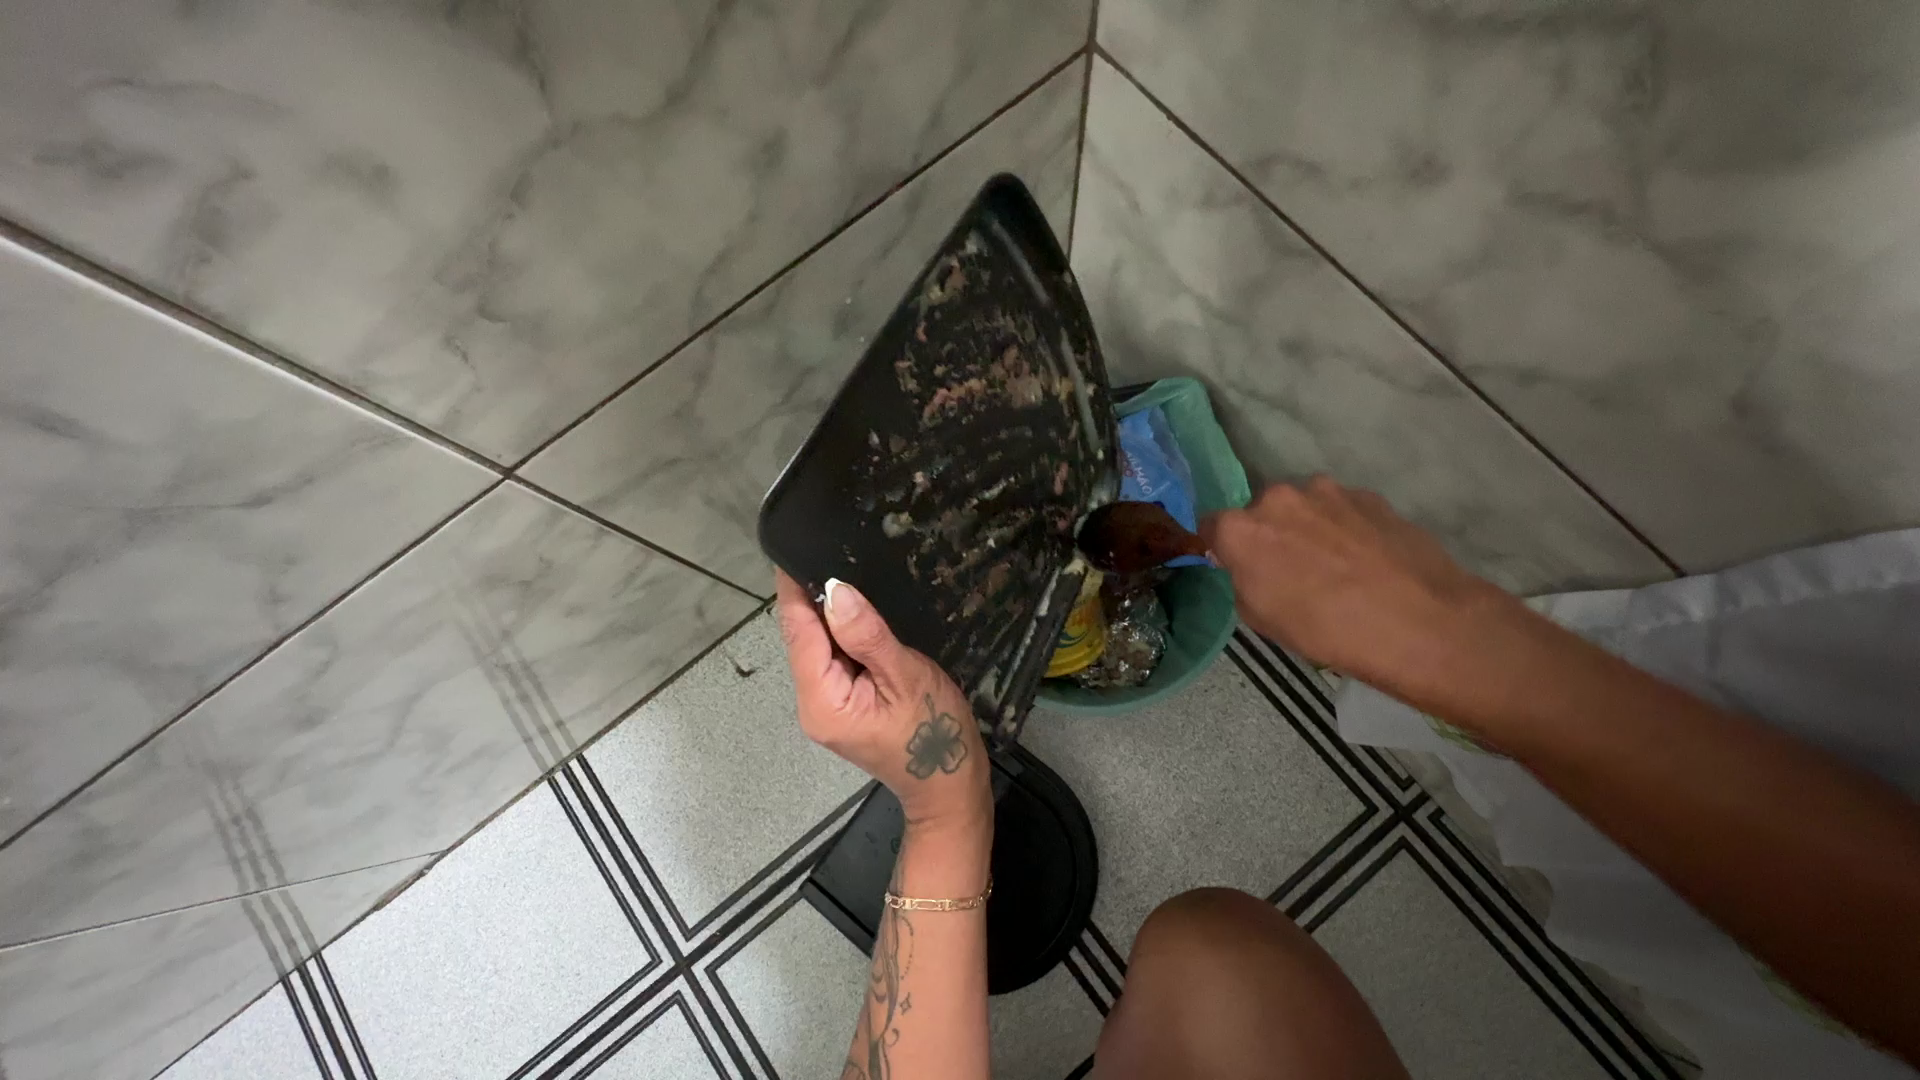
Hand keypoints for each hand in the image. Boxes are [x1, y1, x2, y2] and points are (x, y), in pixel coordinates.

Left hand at [775, 570, 991, 834]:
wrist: (951, 784)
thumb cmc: (935, 734)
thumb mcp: (906, 677)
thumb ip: (867, 635)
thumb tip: (836, 591)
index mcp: (822, 701)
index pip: (799, 632)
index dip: (795, 589)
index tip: (794, 548)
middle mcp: (812, 704)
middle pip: (804, 638)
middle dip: (814, 597)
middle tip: (831, 547)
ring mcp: (825, 706)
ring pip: (819, 647)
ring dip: (831, 613)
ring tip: (845, 566)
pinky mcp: (841, 704)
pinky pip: (834, 659)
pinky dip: (843, 634)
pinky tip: (859, 609)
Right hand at [1199, 477, 1524, 695]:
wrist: (1419, 622)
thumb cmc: (1325, 629)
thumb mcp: (1260, 618)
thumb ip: (1243, 580)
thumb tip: (1251, 567)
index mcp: (1241, 529)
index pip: (1210, 525)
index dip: (1221, 546)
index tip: (1236, 565)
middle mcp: (1278, 498)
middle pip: (1260, 512)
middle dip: (1270, 534)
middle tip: (1291, 570)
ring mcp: (1328, 492)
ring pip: (1304, 507)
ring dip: (1309, 528)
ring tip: (1336, 566)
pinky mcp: (1370, 496)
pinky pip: (1342, 510)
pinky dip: (1345, 528)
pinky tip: (1367, 561)